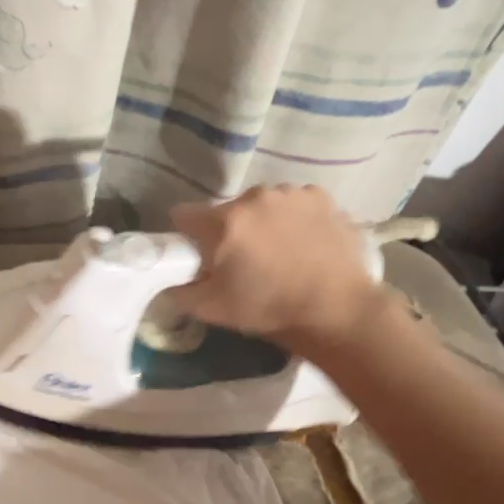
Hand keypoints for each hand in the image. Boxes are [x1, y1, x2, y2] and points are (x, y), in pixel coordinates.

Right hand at [169, 184, 387, 354]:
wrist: (337, 310)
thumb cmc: (268, 309)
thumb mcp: (212, 309)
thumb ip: (179, 293)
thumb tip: (167, 284)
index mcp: (223, 221)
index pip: (184, 215)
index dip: (184, 234)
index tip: (195, 254)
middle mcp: (255, 197)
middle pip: (227, 211)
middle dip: (228, 231)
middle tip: (243, 261)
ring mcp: (291, 194)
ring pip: (262, 205)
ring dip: (262, 222)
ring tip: (278, 253)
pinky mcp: (322, 198)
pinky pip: (295, 203)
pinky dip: (293, 219)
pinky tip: (303, 244)